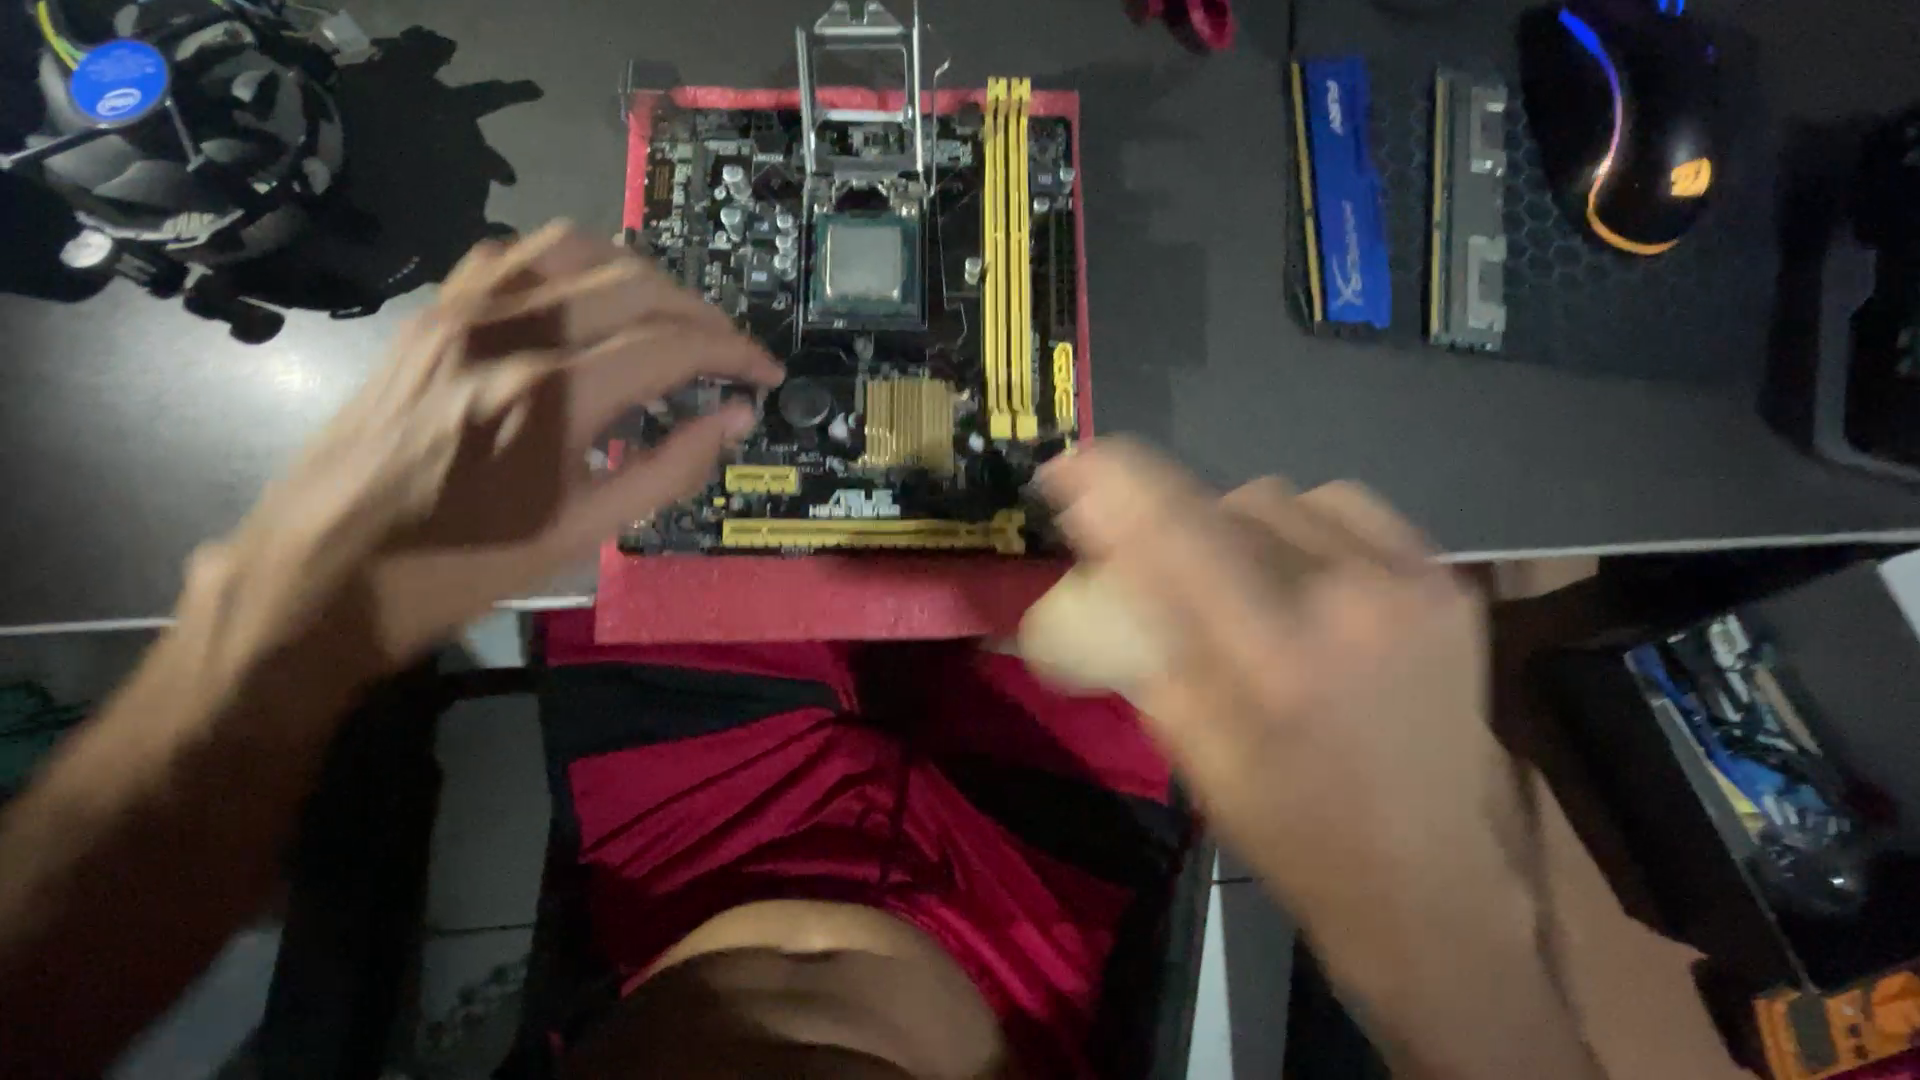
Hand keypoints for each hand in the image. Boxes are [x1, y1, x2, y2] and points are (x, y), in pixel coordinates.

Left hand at [189, 222, 781, 675]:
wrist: (325, 565)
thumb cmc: (465, 567)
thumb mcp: (583, 531)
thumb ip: (671, 466)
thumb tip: (737, 418)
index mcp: (551, 397)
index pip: (671, 345)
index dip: (733, 353)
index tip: (766, 373)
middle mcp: (507, 332)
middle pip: (635, 287)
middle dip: (701, 315)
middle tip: (730, 355)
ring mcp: (459, 312)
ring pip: (576, 251)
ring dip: (642, 278)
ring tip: (671, 321)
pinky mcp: (430, 313)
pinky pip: (513, 257)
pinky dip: (572, 267)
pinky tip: (590, 303)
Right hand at [1033, 439, 1521, 948]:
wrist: (1433, 875)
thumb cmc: (1292, 829)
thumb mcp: (1192, 750)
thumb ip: (1143, 648)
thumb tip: (1095, 573)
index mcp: (1273, 658)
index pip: (1177, 532)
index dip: (1115, 484)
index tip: (1071, 464)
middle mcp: (1346, 599)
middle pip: (1227, 503)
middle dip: (1178, 523)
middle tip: (1165, 566)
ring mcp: (1407, 582)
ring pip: (1284, 497)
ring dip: (1241, 526)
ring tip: (1241, 578)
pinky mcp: (1444, 579)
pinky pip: (1346, 509)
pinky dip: (1304, 527)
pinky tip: (1302, 575)